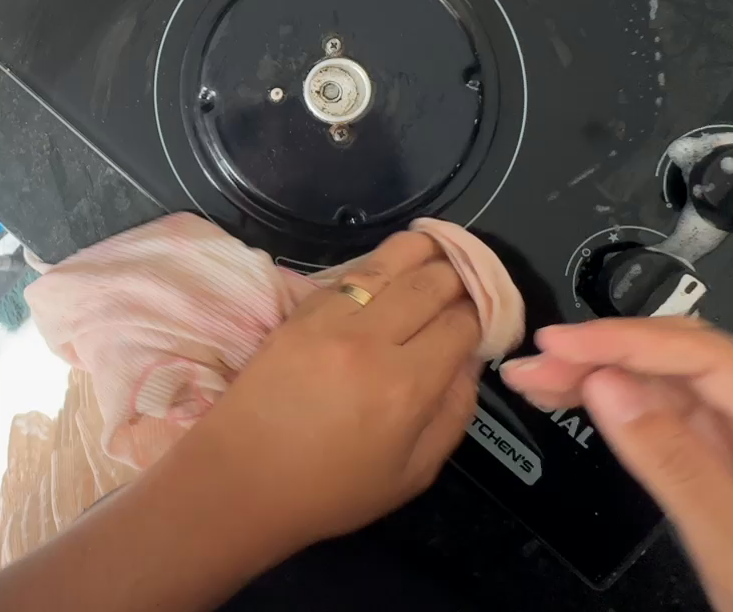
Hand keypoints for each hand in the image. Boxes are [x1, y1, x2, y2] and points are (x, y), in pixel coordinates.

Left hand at [168, 229, 483, 551]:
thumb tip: (469, 359)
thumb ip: (453, 411)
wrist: (245, 473)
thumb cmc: (333, 488)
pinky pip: (347, 275)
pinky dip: (376, 265)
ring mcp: (328, 319)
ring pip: (386, 263)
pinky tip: (389, 267)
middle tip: (470, 277)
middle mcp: (368, 341)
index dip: (482, 315)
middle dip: (459, 274)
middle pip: (428, 283)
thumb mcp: (414, 472)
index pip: (460, 324)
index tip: (487, 315)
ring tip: (439, 244)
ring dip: (420, 250)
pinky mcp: (298, 311)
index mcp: (405, 386)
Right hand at [500, 318, 732, 611]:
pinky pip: (672, 419)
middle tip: (533, 367)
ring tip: (535, 380)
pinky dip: (618, 405)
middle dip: (604, 353)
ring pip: (672, 385)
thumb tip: (605, 384)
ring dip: (601, 374)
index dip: (625, 341)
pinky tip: (577, 402)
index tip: (554, 343)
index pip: (709, 358)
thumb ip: (679, 470)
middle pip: (687, 361)